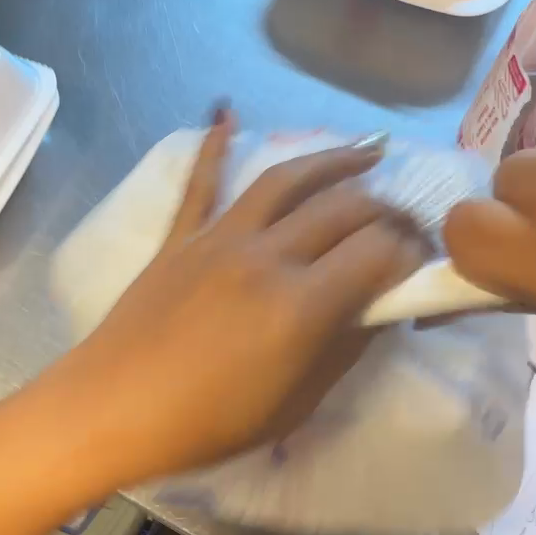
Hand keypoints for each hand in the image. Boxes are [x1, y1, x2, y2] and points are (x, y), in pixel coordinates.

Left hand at [40, 112, 427, 487]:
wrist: (113, 409)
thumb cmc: (206, 423)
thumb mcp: (293, 404)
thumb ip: (344, 349)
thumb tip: (379, 308)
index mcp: (301, 305)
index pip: (379, 252)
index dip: (412, 251)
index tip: (422, 260)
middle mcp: (266, 256)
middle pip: (343, 207)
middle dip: (387, 207)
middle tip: (404, 218)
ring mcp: (217, 239)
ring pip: (284, 179)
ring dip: (333, 159)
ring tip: (369, 149)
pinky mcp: (179, 237)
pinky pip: (201, 182)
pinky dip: (215, 143)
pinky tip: (227, 111)